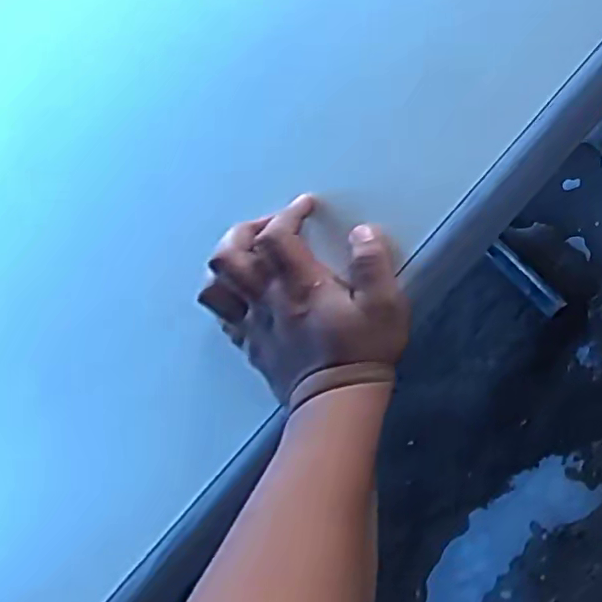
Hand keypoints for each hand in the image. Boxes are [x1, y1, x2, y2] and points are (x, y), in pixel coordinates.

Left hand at [196, 194, 409, 403]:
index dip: (288, 214)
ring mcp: (252, 323)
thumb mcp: (387, 301)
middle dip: (246, 230)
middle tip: (272, 223)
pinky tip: (247, 289)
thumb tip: (362, 231)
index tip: (307, 205)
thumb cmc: (367, 344)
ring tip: (252, 252)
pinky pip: (220, 312)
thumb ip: (374, 262)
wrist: (337, 396)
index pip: (277, 238)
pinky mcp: (248, 342)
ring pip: (214, 283)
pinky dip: (226, 291)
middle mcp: (268, 299)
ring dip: (227, 259)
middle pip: (230, 256)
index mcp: (302, 285)